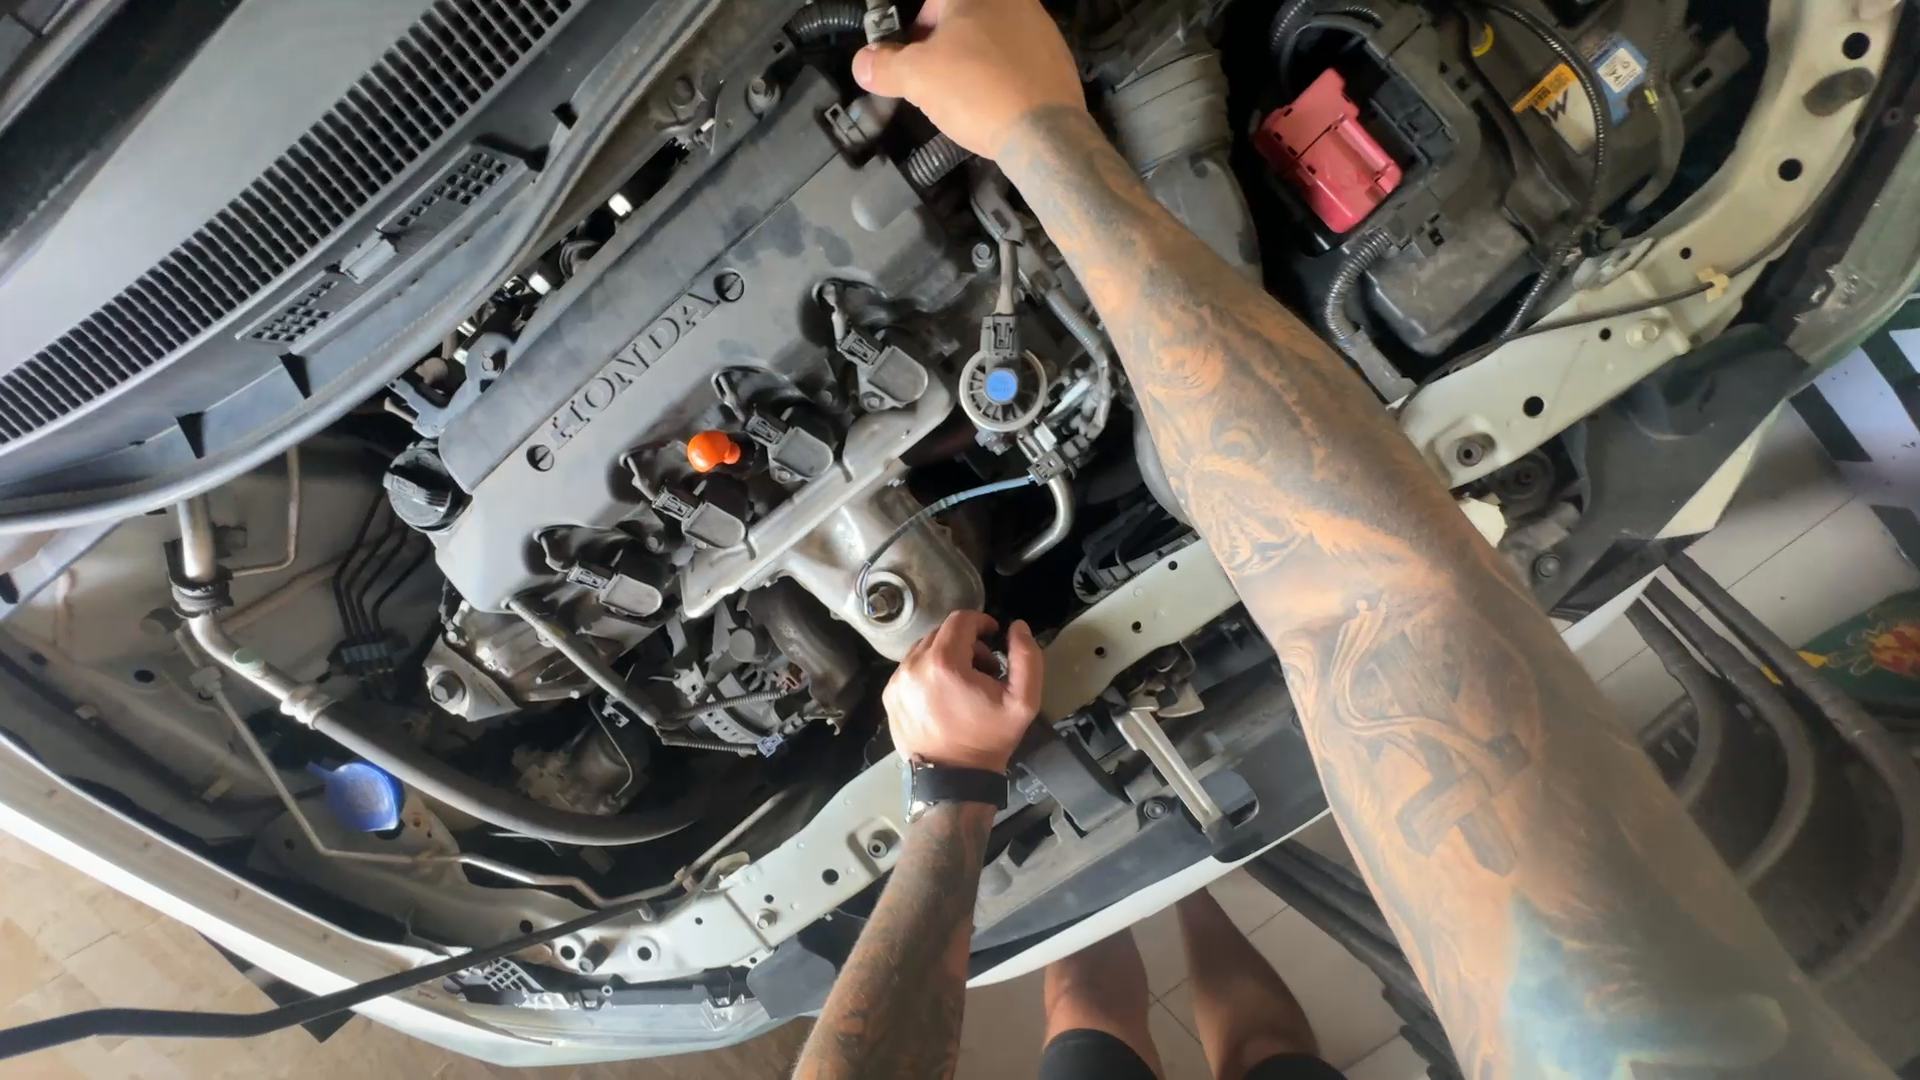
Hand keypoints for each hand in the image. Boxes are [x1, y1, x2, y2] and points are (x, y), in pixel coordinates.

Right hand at [851, 0, 1085, 158]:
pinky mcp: (1057, 59)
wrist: (1042, 131)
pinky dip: (1002, 80)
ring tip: (964, 100)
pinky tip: (995, 107)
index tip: (909, 61)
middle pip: (963, 19)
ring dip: (974, 64)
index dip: (914, 33)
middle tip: (933, 84)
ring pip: (992, 41)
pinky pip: (1018, 63)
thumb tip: (862, 64)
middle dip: (944, 49)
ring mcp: (1039, 26)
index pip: (931, 2)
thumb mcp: (917, 79)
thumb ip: (885, 68)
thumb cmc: (976, 91)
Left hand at [883, 611, 1042, 771]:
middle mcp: (913, 665)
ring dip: (946, 656)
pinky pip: (911, 668)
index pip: (960, 619)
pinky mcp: (889, 696)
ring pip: (924, 649)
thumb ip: (1026, 657)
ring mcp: (897, 681)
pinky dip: (928, 672)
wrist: (954, 781)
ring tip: (963, 683)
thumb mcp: (1023, 701)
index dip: (981, 622)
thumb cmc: (989, 740)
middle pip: (942, 632)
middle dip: (966, 642)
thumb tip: (1017, 627)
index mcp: (944, 662)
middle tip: (983, 668)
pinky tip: (942, 695)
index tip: (993, 637)